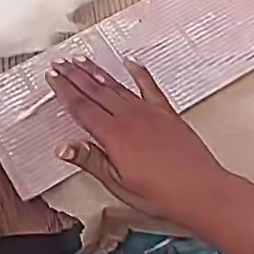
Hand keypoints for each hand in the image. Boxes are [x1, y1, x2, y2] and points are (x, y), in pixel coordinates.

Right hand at [48, 58, 253, 237]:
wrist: (201, 191)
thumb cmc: (161, 194)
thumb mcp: (117, 184)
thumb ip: (90, 161)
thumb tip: (64, 148)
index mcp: (113, 135)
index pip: (81, 107)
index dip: (64, 90)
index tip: (52, 78)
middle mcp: (129, 118)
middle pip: (94, 90)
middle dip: (74, 74)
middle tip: (59, 63)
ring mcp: (148, 112)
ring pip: (116, 85)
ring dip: (96, 71)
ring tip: (81, 60)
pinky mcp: (166, 113)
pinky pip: (149, 86)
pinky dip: (138, 73)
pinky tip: (129, 63)